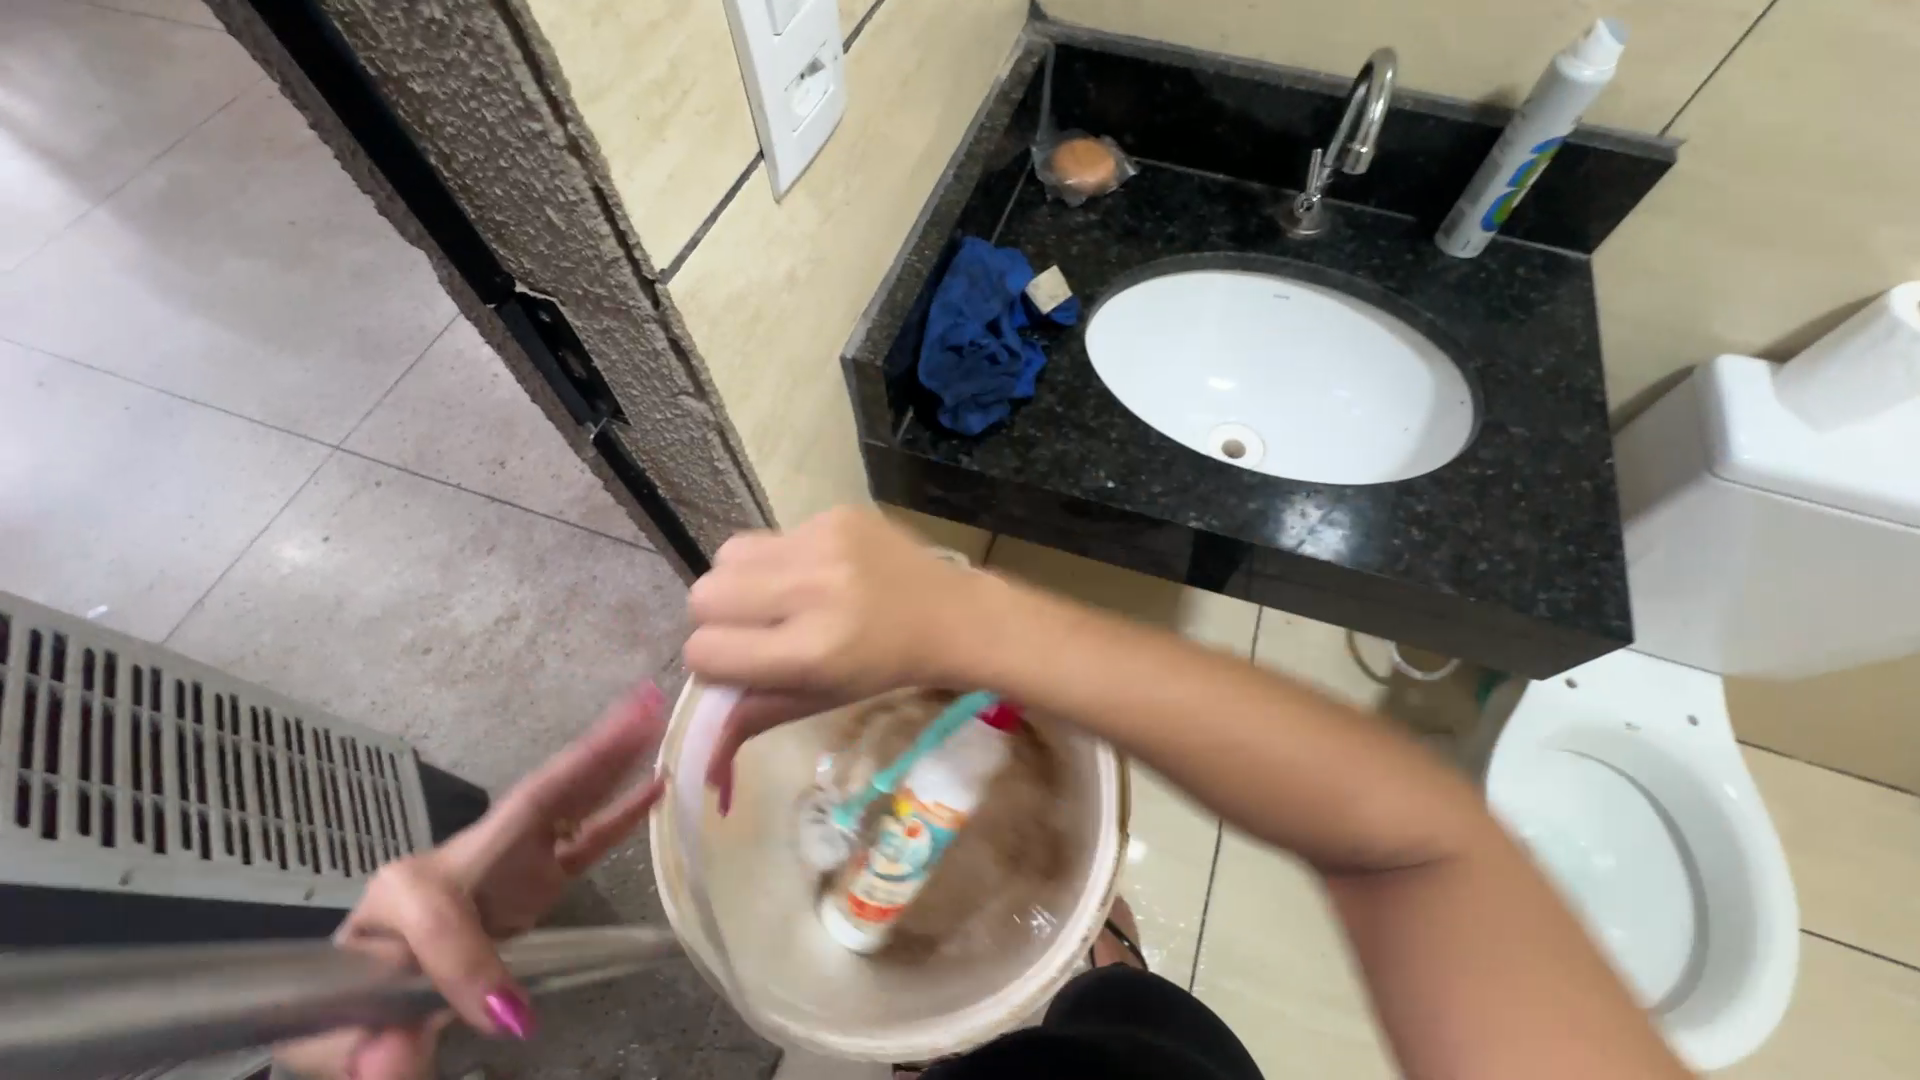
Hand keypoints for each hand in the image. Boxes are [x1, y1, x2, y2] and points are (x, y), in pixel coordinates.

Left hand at [275, 684, 668, 1079]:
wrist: (365, 990)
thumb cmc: (345, 1004)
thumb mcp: (336, 1040)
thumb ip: (360, 1053)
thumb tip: (407, 1056)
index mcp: (404, 895)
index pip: (439, 917)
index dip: (469, 960)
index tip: (504, 1017)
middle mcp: (463, 859)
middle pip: (529, 803)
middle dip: (586, 759)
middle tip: (638, 708)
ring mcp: (508, 862)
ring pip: (568, 806)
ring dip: (615, 763)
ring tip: (654, 717)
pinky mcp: (539, 877)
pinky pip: (587, 842)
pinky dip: (623, 814)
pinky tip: (657, 785)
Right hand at [683, 506, 993, 811]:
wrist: (949, 613)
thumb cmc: (882, 666)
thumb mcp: (821, 699)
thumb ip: (754, 715)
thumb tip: (698, 747)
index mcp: (809, 652)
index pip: (704, 651)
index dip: (713, 660)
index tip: (738, 661)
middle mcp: (812, 593)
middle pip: (704, 595)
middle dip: (719, 617)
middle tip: (756, 625)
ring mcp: (824, 546)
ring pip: (728, 556)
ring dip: (742, 579)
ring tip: (782, 593)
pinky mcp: (835, 516)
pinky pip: (772, 533)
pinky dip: (783, 556)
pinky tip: (820, 570)